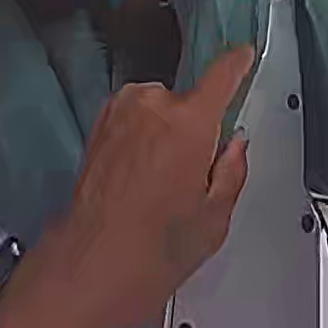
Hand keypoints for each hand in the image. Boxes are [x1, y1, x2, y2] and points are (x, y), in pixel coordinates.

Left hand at [0, 47, 253, 327]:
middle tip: (189, 173)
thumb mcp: (213, 221)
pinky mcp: (100, 122)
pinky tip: (137, 176)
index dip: (238, 61)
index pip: (223, 73)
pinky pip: (136, 115)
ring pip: (161, 108)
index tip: (244, 55)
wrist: (83, 272)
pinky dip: (141, 135)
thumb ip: (232, 169)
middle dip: (195, 127)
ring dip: (165, 130)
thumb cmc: (148, 252)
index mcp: (189, 122)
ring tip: (157, 181)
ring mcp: (122, 110)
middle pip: (190, 101)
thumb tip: (233, 146)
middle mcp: (154, 104)